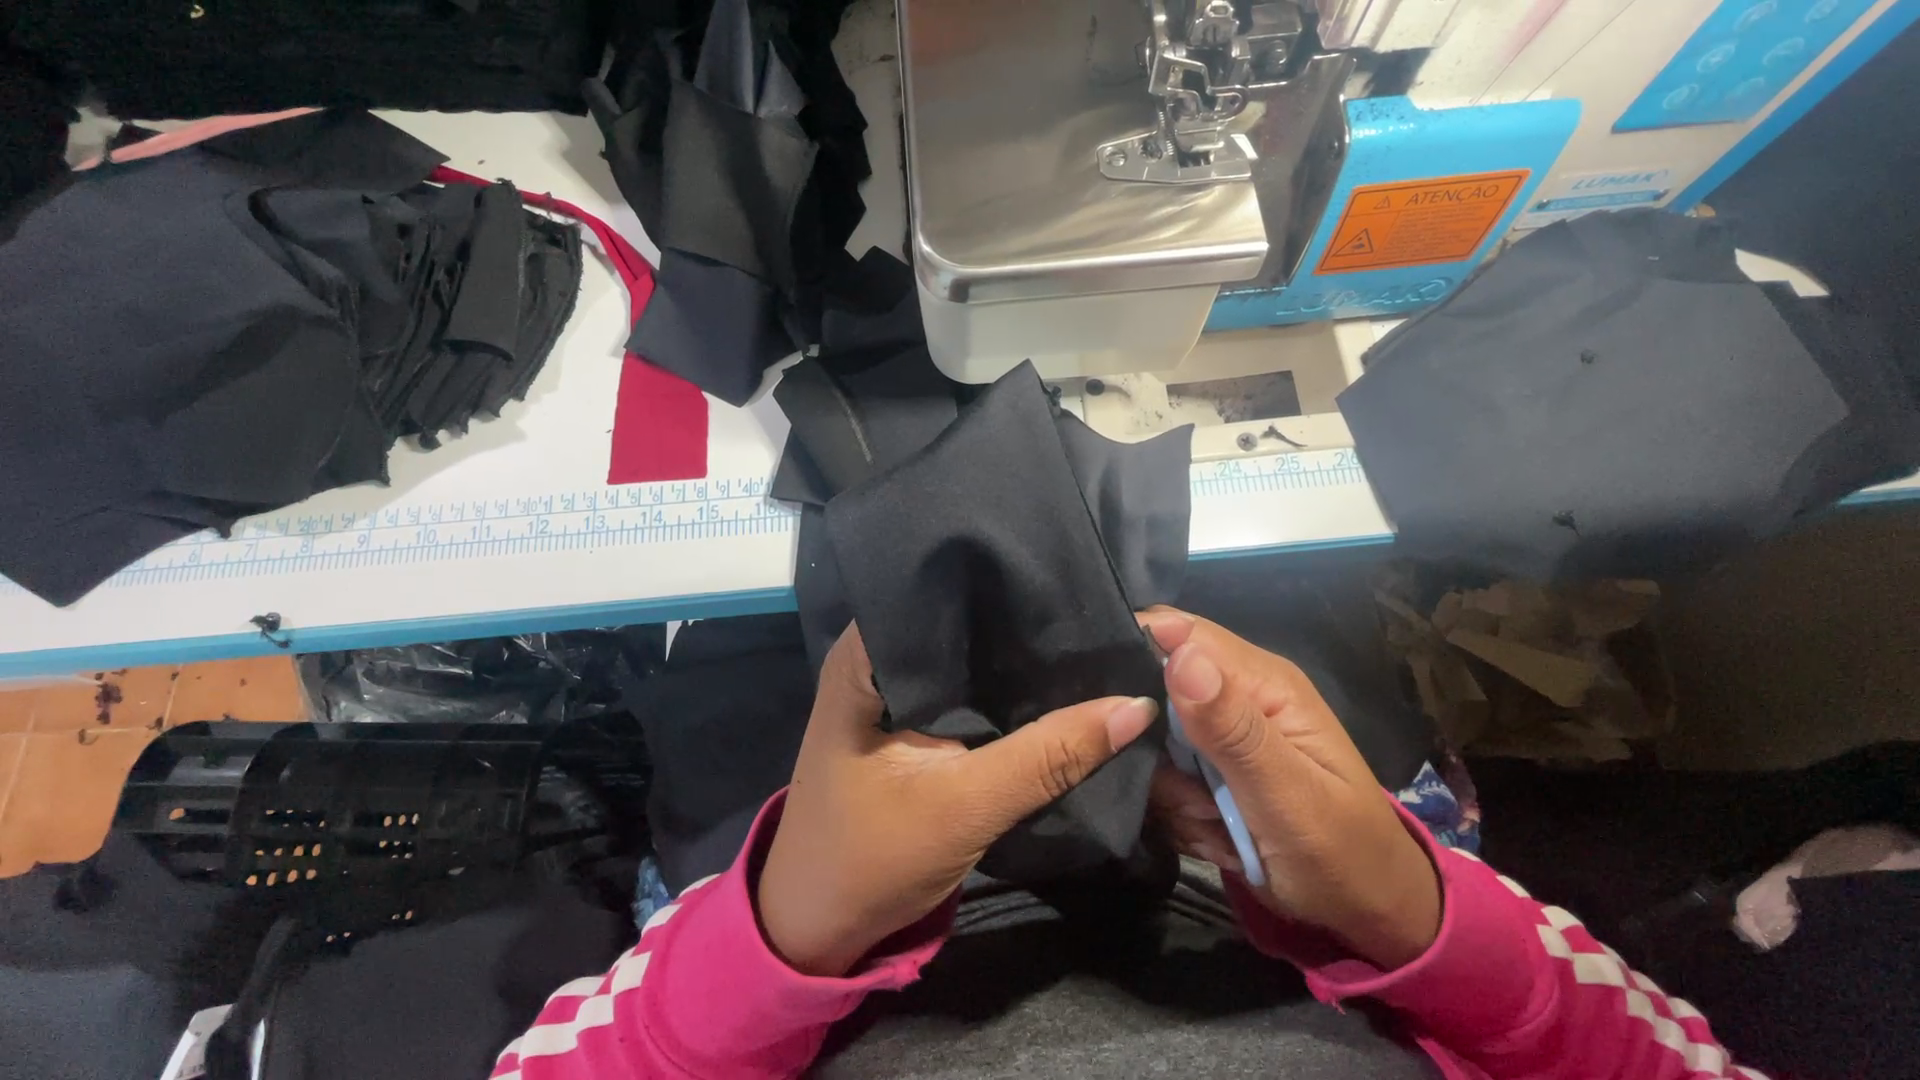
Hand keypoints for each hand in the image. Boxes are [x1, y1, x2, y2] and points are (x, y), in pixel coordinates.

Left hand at [756, 624, 1160, 976]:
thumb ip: (1048, 756)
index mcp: (866, 654)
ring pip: (971, 662)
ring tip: (1096, 641)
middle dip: (1026, 625)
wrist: (818, 929)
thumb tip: (1137, 703)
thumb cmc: (870, 859)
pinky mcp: (913, 726)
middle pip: (963, 626)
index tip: (1079, 579)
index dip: (1009, 585)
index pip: (945, 593)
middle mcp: (877, 658)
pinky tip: (1060, 687)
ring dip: (1021, 664)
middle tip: (1106, 612)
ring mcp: (895, 693)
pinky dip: (1008, 698)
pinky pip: (969, 696)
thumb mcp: (964, 806)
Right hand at [1142, 608, 1442, 969]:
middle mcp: (1238, 696)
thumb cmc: (1343, 853)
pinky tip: (1215, 836)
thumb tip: (1180, 654)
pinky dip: (1180, 810)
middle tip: (1193, 800)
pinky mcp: (1210, 768)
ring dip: (1172, 791)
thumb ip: (1233, 729)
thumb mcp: (1290, 797)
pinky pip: (1164, 776)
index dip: (1136, 655)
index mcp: (1264, 683)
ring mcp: (1222, 734)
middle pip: (1153, 691)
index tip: (1115, 712)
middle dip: (1156, 750)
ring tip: (1215, 825)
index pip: (1179, 632)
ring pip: (1152, 743)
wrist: (1367, 912)